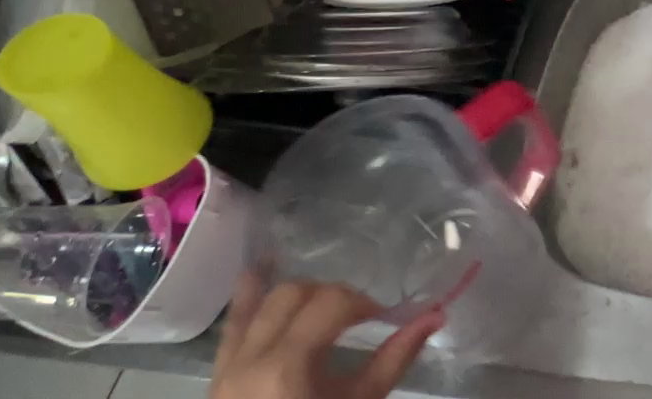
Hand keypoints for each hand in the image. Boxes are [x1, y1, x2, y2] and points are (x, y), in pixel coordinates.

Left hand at [210, 276, 441, 398]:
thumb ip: (395, 359)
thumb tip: (435, 314)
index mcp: (287, 366)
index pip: (331, 303)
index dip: (362, 302)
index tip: (381, 319)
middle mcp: (250, 358)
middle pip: (295, 294)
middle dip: (331, 295)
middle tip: (355, 317)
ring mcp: (226, 370)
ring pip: (261, 303)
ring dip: (297, 294)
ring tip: (322, 298)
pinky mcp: (216, 381)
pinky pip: (231, 328)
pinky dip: (249, 298)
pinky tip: (258, 271)